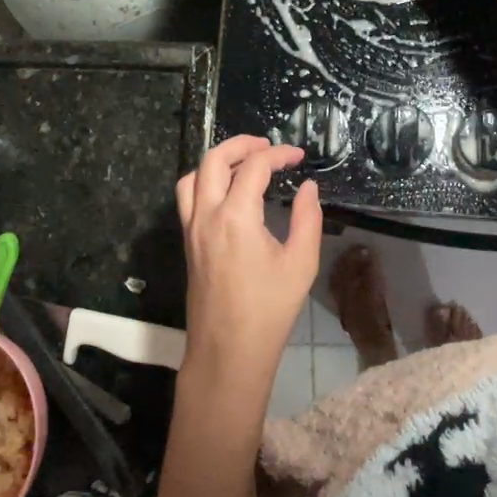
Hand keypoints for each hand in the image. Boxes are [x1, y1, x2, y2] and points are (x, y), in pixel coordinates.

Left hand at [176, 136, 322, 378]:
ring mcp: (192, 229)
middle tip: (268, 146)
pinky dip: (204, 182)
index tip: (299, 156)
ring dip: (217, 161)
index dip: (278, 155)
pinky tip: (227, 192)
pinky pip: (187, 198)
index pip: (254, 167)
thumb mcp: (301, 263)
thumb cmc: (269, 310)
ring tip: (244, 162)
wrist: (228, 351)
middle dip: (241, 144)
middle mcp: (206, 215)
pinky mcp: (188, 243)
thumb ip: (307, 219)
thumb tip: (308, 188)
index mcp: (235, 216)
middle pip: (213, 160)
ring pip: (193, 177)